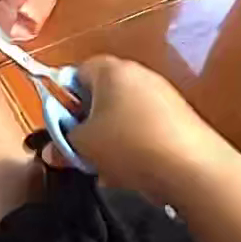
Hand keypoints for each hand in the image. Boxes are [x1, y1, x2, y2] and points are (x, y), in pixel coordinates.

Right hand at [49, 56, 237, 204]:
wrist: (191, 166)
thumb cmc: (127, 145)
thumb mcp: (84, 147)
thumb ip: (63, 145)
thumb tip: (49, 152)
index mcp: (110, 68)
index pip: (75, 74)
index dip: (63, 101)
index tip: (62, 131)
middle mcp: (138, 73)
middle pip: (101, 97)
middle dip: (89, 126)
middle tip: (84, 154)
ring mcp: (163, 95)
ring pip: (123, 118)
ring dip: (112, 142)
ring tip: (111, 170)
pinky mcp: (181, 119)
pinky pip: (146, 131)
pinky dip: (137, 149)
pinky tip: (136, 172)